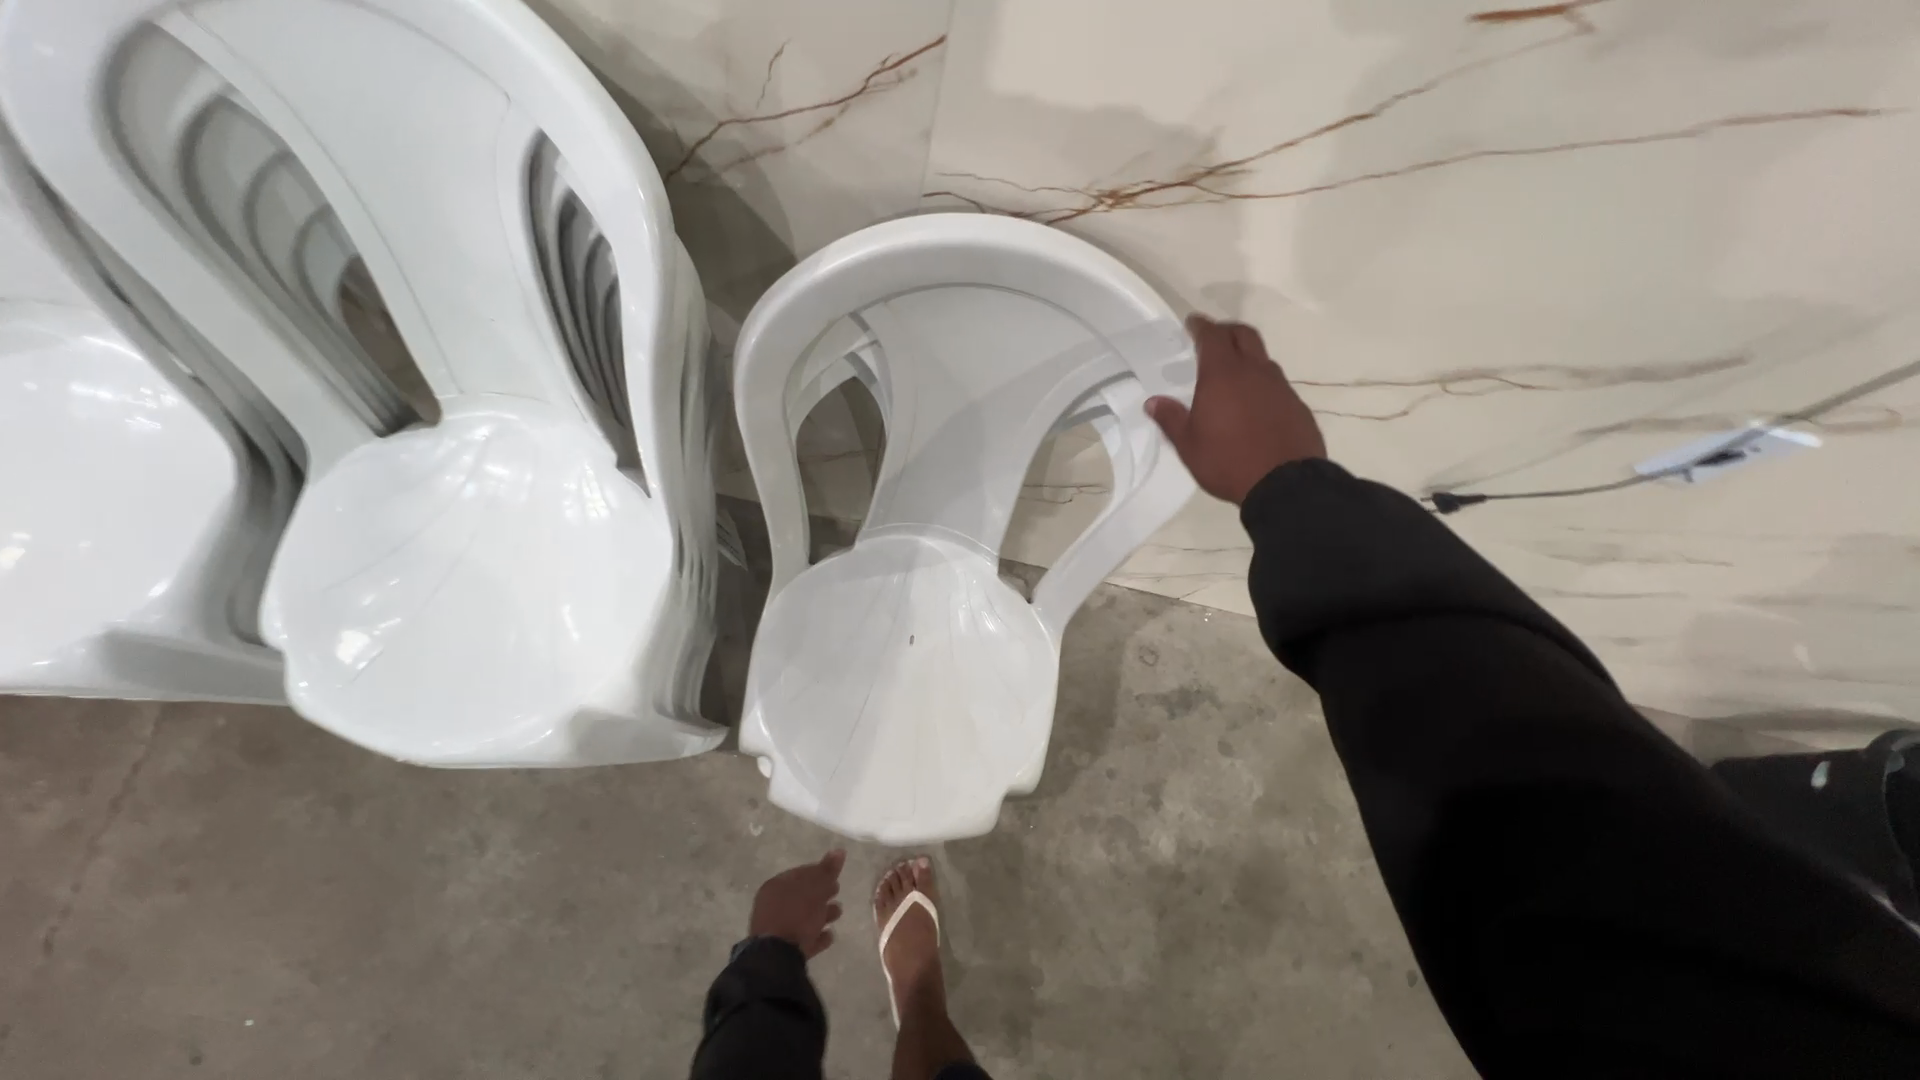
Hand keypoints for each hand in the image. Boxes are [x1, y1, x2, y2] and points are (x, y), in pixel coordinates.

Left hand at [748, 850, 845, 957]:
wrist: (777, 957)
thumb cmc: (796, 914)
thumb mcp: (816, 888)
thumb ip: (827, 870)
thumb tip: (839, 850)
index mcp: (776, 886)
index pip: (801, 873)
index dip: (819, 873)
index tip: (835, 876)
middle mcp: (773, 906)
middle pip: (802, 896)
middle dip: (821, 894)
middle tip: (837, 891)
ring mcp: (776, 930)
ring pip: (803, 917)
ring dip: (822, 914)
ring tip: (838, 914)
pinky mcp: (782, 951)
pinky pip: (803, 939)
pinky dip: (817, 936)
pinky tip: (830, 936)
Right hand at [1146, 314, 1325, 503]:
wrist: (1285, 484)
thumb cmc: (1228, 461)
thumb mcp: (1189, 445)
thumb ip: (1171, 419)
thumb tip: (1153, 402)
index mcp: (1223, 375)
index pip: (1212, 336)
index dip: (1201, 326)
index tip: (1193, 323)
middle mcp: (1254, 372)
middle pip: (1244, 335)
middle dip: (1227, 331)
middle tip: (1214, 339)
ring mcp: (1280, 387)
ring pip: (1262, 359)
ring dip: (1247, 358)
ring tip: (1233, 375)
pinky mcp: (1296, 405)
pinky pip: (1276, 384)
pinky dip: (1261, 383)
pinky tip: (1254, 405)